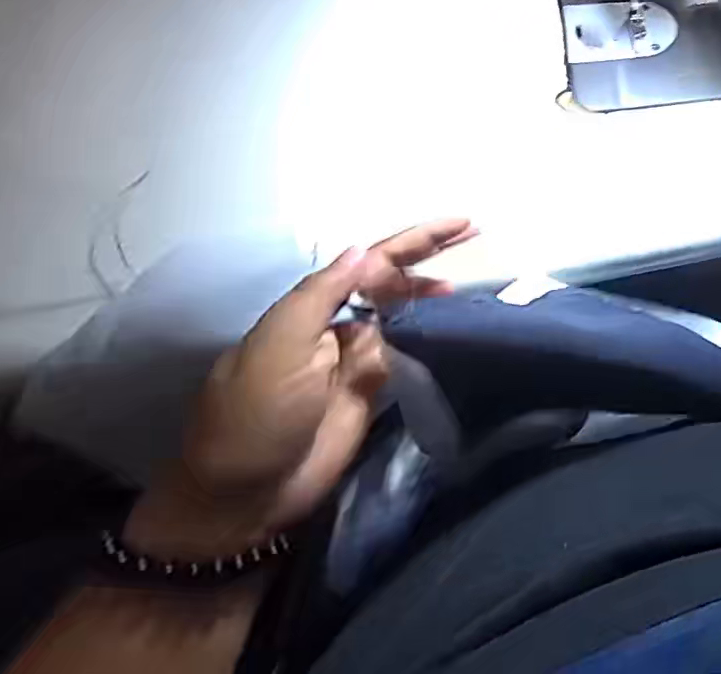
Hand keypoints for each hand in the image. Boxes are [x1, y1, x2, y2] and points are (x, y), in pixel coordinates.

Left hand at [124, 219, 475, 560]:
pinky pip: (410, 344)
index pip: (373, 261)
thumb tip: (364, 250)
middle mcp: (339, 322)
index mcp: (312, 307)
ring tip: (465, 284)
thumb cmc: (255, 418)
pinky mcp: (375, 383)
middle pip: (392, 277)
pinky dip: (432, 328)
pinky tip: (454, 320)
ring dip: (432, 289)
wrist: (247, 496)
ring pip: (404, 308)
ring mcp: (359, 353)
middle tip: (474, 232)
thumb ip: (319, 296)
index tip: (459, 224)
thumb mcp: (276, 349)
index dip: (416, 239)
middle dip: (429, 252)